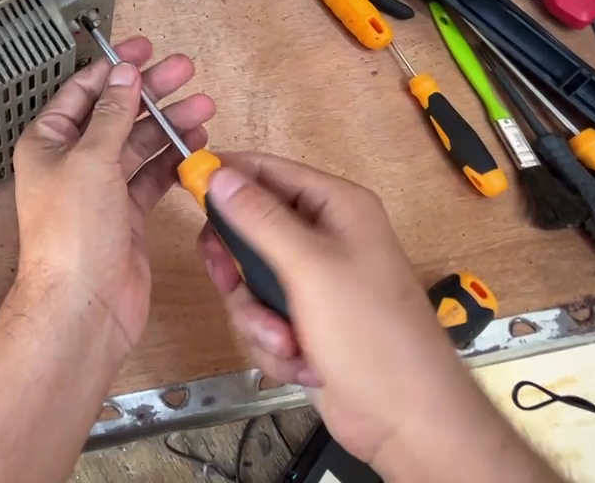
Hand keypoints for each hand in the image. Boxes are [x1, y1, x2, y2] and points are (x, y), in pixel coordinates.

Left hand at [10, 37, 213, 357]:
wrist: (84, 306)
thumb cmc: (71, 234)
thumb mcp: (90, 161)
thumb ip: (112, 115)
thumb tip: (124, 74)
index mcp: (48, 142)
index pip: (84, 91)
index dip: (114, 67)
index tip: (143, 48)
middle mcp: (73, 161)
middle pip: (116, 112)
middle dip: (150, 90)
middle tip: (183, 69)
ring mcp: (100, 187)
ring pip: (138, 142)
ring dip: (168, 123)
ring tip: (201, 104)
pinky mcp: (126, 212)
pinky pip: (152, 175)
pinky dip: (172, 159)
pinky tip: (195, 143)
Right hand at [198, 154, 543, 478]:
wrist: (409, 424)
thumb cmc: (369, 332)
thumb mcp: (308, 267)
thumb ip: (259, 217)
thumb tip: (218, 172)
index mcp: (335, 206)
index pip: (268, 170)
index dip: (227, 174)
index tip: (185, 181)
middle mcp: (322, 235)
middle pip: (249, 226)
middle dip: (238, 263)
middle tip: (226, 278)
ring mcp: (312, 280)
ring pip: (248, 275)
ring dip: (256, 312)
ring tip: (283, 338)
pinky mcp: (302, 318)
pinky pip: (260, 311)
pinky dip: (271, 338)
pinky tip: (299, 360)